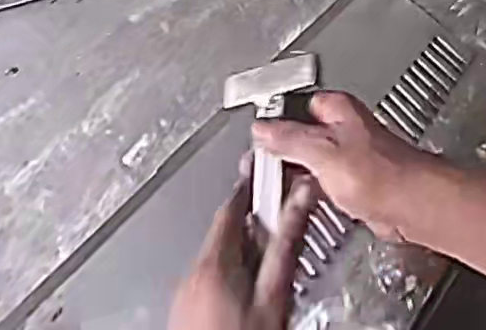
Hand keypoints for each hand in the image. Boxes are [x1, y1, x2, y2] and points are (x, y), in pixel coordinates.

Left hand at [168, 163, 316, 329]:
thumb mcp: (275, 296)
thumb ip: (287, 242)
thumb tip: (301, 196)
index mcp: (213, 261)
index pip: (234, 203)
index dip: (256, 184)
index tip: (271, 170)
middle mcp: (193, 273)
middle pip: (226, 228)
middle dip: (254, 219)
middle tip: (281, 212)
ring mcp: (185, 296)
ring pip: (219, 254)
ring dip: (245, 248)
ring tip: (272, 257)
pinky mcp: (185, 315)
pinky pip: (211, 277)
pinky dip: (232, 271)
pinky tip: (250, 288)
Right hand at [252, 91, 438, 241]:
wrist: (410, 204)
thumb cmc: (380, 172)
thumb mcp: (321, 151)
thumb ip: (289, 138)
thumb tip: (262, 128)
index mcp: (336, 107)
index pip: (293, 106)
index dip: (273, 123)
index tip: (258, 142)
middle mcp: (343, 124)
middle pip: (301, 132)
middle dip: (284, 151)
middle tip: (269, 169)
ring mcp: (349, 151)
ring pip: (311, 158)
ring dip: (297, 172)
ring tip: (285, 185)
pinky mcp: (354, 176)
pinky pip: (323, 178)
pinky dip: (312, 187)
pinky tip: (307, 197)